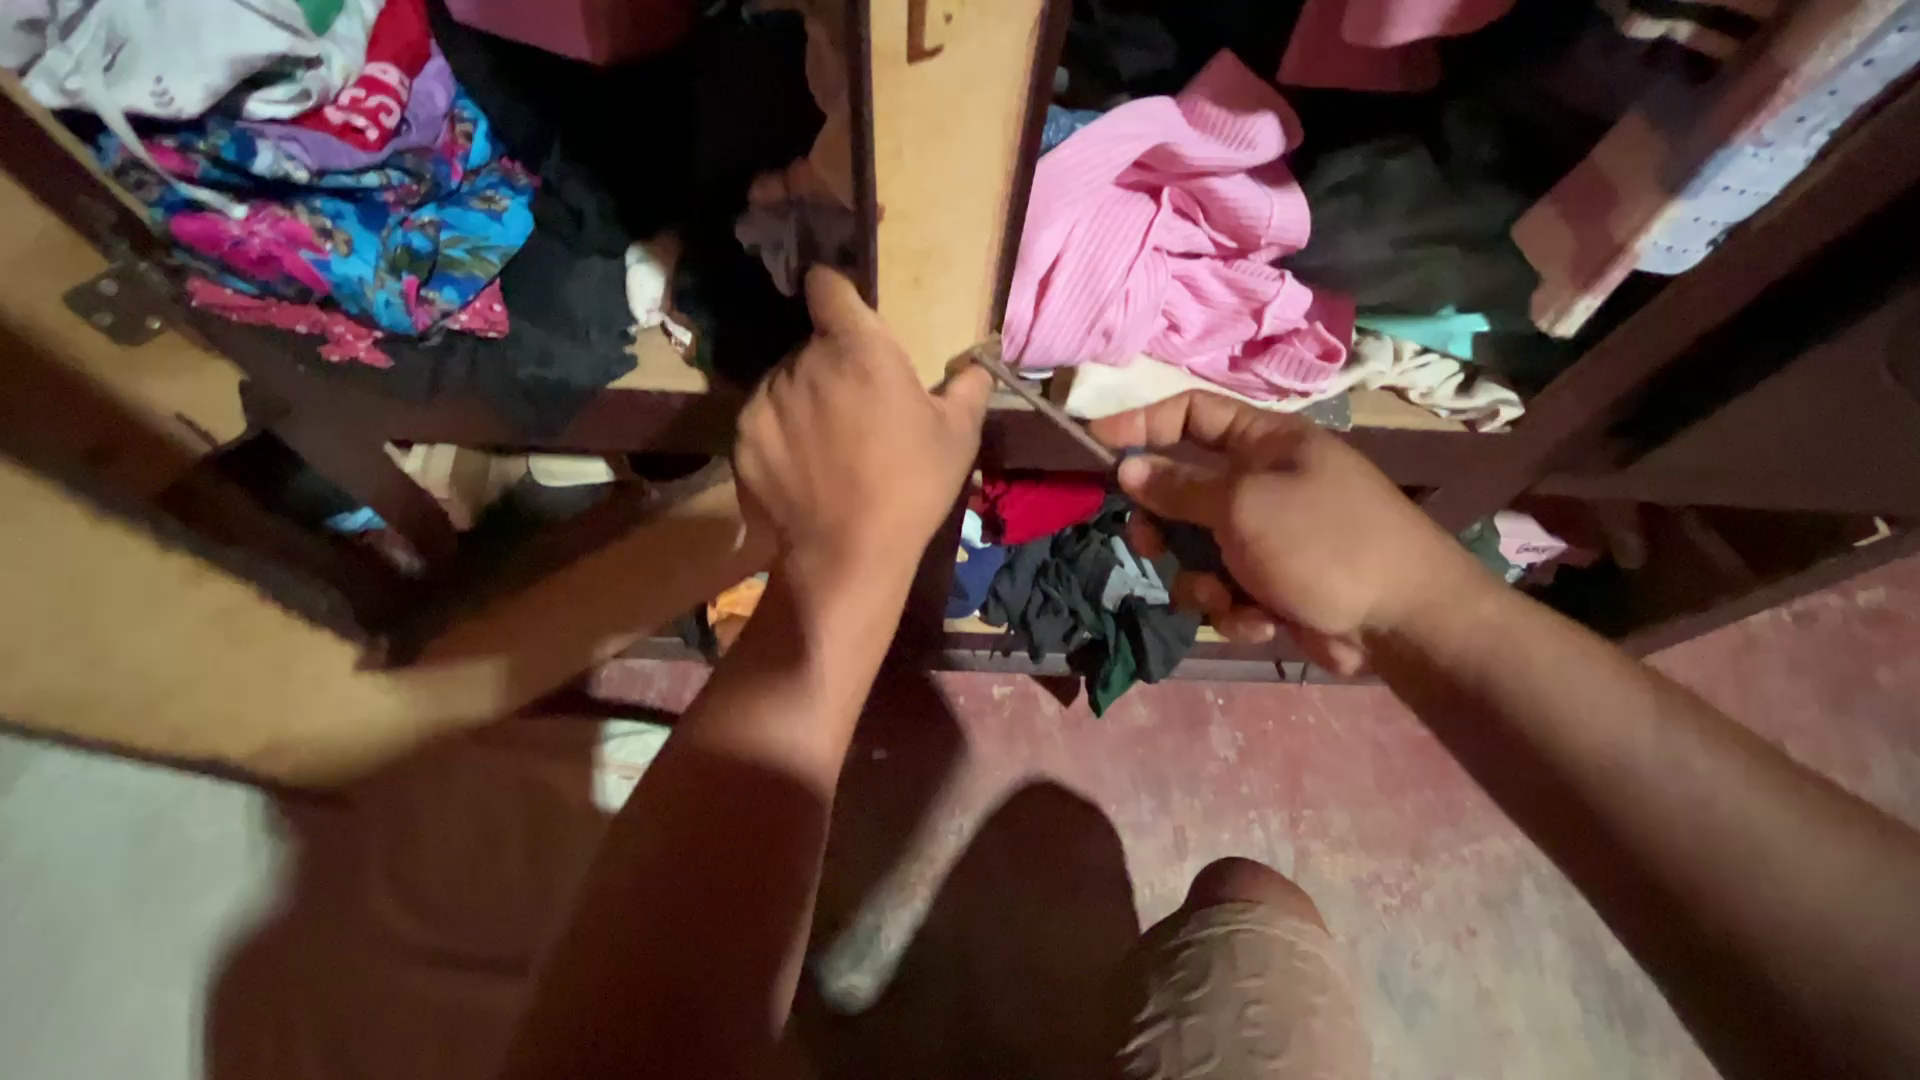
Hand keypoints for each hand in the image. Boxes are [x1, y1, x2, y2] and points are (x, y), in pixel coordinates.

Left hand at [733, 267, 992, 584]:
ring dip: (803, 397)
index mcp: (857, 348)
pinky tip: (803, 467)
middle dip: (831, 364)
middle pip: (811, 344)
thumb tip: (980, 360)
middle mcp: (802, 361)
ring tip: (828, 444)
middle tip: (856, 407)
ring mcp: (766, 400)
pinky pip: (763, 419)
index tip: (845, 314)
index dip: (835, 293)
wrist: (849, 555)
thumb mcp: (958, 436)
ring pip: (785, 380)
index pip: (827, 285)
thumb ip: (970, 385)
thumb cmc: (912, 488)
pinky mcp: (743, 438)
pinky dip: (780, 433)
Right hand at [1087, 391, 1495, 674]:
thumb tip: (1125, 466)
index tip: (1096, 443)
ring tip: (1226, 596)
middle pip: (1180, 491)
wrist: (1402, 621)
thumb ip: (1178, 487)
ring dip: (1200, 579)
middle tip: (1149, 543)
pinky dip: (1232, 608)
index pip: (1191, 414)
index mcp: (1264, 444)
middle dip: (1162, 524)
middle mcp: (1261, 484)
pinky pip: (1221, 590)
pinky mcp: (1267, 584)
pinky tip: (1260, 619)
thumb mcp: (1243, 506)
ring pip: (1194, 550)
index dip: (1141, 423)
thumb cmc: (1325, 542)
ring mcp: (1264, 537)